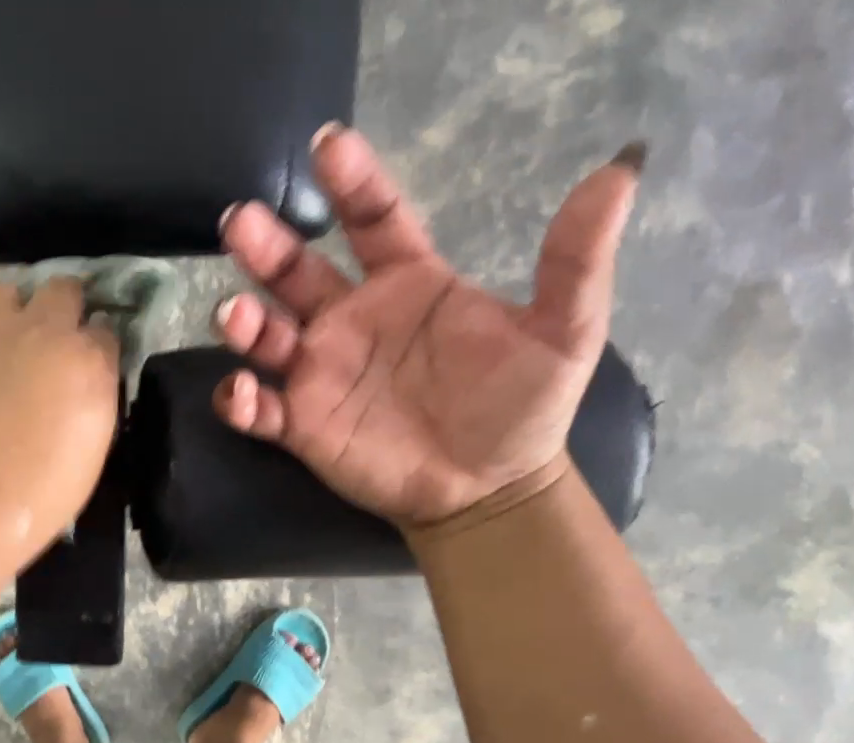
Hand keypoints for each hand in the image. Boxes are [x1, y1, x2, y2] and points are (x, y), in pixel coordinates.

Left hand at [0, 278, 120, 551]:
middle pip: (62, 289)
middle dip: (67, 304)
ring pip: (8, 292)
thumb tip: (85, 382)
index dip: (100, 344)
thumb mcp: (93, 445)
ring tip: (18, 338)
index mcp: (87, 359)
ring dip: (18, 307)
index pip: (106, 329)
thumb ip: (94, 398)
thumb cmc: (45, 490)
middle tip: (62, 335)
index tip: (95, 362)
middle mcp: (42, 334)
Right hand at [214, 125, 643, 528]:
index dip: (352, 181)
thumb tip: (618, 172)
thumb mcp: (564, 332)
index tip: (328, 143)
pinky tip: (243, 392)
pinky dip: (240, 400)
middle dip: (266, 246)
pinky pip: (259, 408)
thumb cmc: (520, 406)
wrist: (491, 488)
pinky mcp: (301, 425)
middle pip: (297, 273)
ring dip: (244, 322)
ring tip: (235, 313)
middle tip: (240, 222)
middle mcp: (351, 319)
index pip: (372, 219)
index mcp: (407, 283)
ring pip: (267, 336)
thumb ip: (574, 261)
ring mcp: (320, 372)